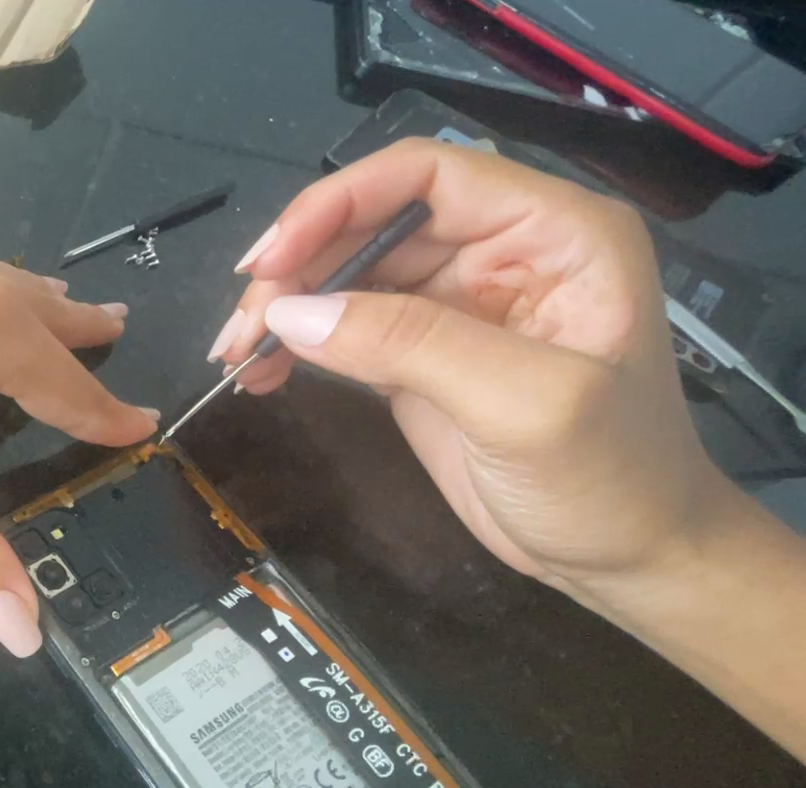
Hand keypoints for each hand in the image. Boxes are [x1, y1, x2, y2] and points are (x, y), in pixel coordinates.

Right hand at [208, 138, 735, 595]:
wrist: (615, 550)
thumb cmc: (605, 475)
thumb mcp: (521, 403)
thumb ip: (410, 345)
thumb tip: (288, 315)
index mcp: (549, 234)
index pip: (424, 176)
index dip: (334, 204)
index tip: (265, 266)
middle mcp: (495, 254)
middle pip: (365, 226)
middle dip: (291, 271)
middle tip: (237, 335)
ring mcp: (449, 305)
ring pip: (339, 278)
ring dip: (278, 312)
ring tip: (233, 359)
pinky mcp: (411, 354)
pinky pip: (336, 329)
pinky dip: (289, 347)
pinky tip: (258, 374)